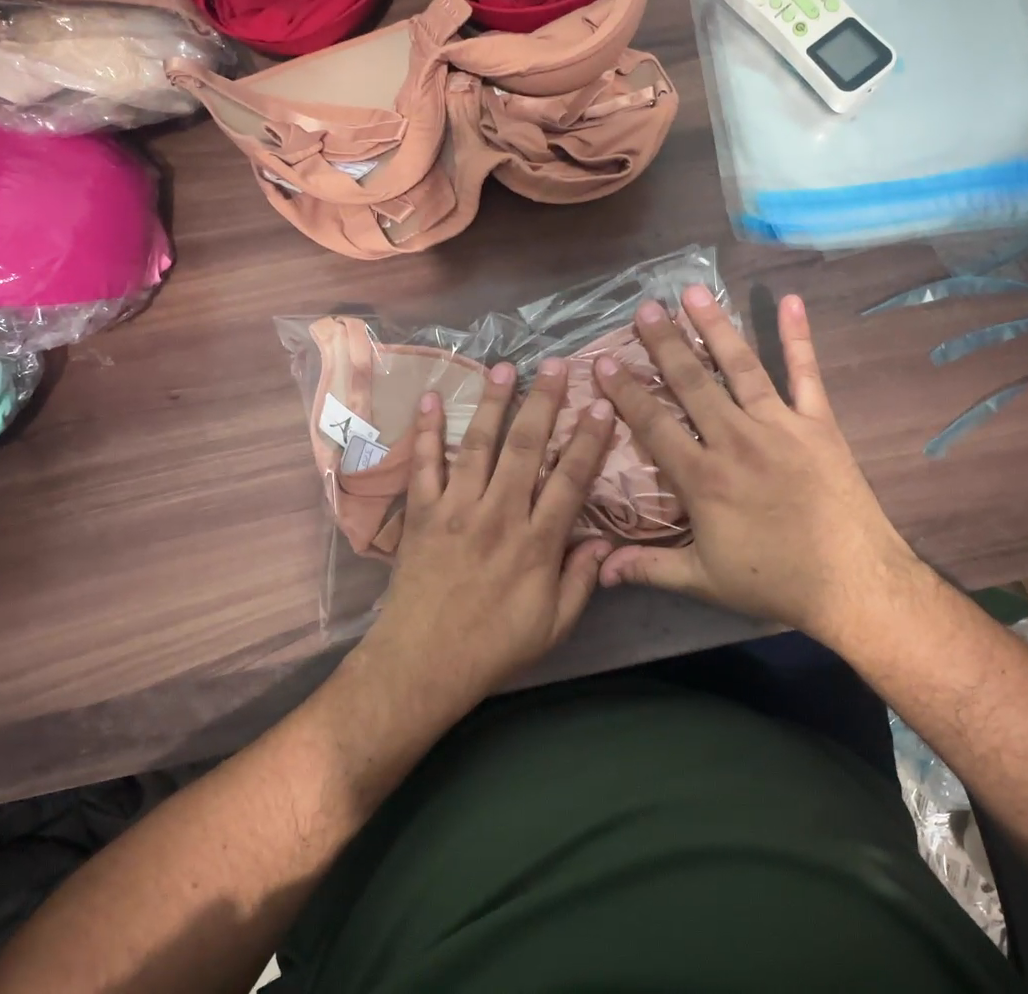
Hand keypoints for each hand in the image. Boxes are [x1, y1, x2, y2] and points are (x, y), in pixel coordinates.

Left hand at [366, 359, 616, 697]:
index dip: (588, 440)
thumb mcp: (554, 625)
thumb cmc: (494, 647)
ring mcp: (456, 511)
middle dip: (544, 403)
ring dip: (493, 405)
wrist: (424, 663)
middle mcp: (499, 515)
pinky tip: (433, 399)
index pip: (570, 479)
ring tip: (505, 368)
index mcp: (537, 543)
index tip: (601, 405)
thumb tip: (606, 543)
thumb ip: (581, 580)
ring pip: (479, 447)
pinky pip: (424, 466)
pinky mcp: (421, 515)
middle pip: (526, 449)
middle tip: (556, 366)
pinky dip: (427, 432)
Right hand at [594, 288, 921, 634]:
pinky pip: (807, 374)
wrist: (852, 583)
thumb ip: (647, 568)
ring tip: (694, 293)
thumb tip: (597, 569)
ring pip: (740, 367)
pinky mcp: (819, 425)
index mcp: (702, 477)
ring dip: (715, 327)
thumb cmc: (773, 581)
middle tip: (644, 308)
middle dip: (664, 344)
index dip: (625, 393)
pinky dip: (799, 337)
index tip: (603, 363)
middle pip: (692, 383)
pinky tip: (791, 300)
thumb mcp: (702, 580)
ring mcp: (780, 427)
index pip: (653, 424)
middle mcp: (736, 440)